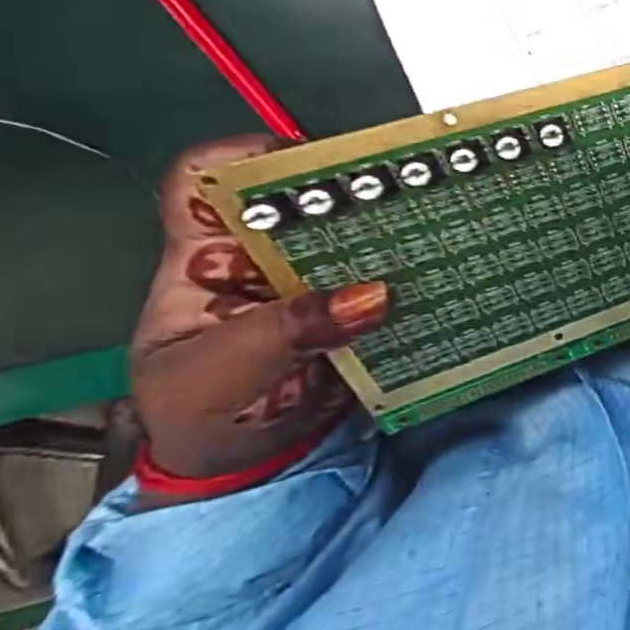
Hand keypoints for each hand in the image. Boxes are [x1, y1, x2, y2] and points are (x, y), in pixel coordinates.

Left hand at [129, 135, 388, 499]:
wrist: (248, 470)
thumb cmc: (201, 419)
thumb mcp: (216, 378)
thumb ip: (283, 334)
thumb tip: (373, 296)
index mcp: (203, 257)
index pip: (209, 180)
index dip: (250, 158)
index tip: (307, 165)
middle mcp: (262, 254)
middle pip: (297, 196)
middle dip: (341, 190)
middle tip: (389, 197)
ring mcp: (314, 278)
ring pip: (347, 232)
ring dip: (382, 229)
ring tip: (420, 230)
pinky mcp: (354, 304)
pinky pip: (382, 273)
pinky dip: (405, 268)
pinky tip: (429, 267)